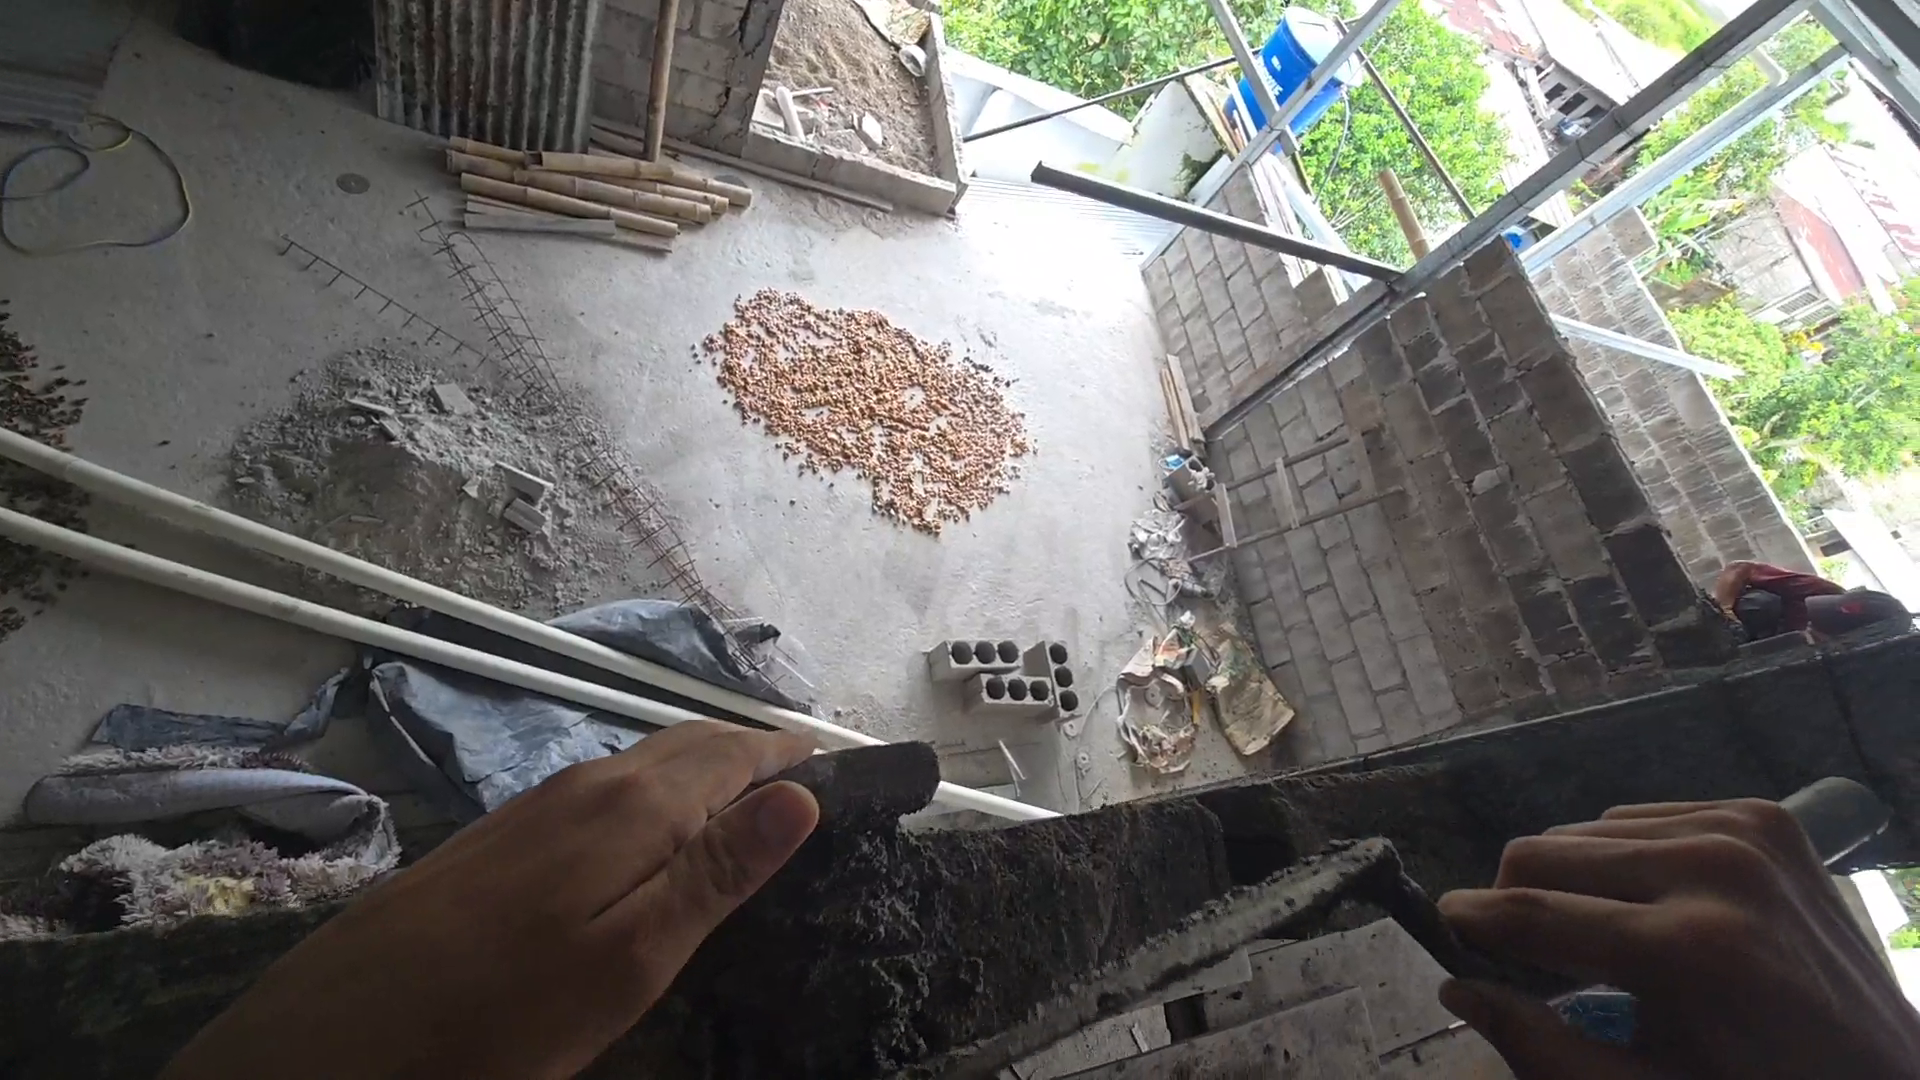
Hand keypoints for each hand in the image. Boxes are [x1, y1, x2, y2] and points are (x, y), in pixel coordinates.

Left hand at [161, 721, 820, 1079]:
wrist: (322, 1048)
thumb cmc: (503, 1013)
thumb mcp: (632, 958)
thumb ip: (719, 868)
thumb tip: (802, 795)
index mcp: (639, 803)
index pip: (739, 752)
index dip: (790, 752)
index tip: (836, 760)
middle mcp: (596, 778)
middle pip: (698, 742)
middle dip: (756, 748)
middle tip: (802, 776)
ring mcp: (546, 796)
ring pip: (654, 756)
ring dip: (711, 760)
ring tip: (746, 790)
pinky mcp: (511, 824)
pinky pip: (614, 779)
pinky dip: (663, 781)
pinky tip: (657, 816)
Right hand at [1438, 798, 1919, 1079]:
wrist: (1903, 1079)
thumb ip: (1542, 1048)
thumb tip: (1454, 988)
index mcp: (1694, 950)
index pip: (1530, 911)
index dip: (1470, 920)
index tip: (1443, 929)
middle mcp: (1714, 867)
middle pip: (1540, 853)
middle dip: (1519, 902)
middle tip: (1539, 954)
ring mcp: (1742, 832)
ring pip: (1577, 833)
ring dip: (1571, 882)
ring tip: (1608, 934)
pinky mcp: (1759, 815)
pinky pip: (1627, 819)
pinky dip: (1618, 860)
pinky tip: (1655, 903)